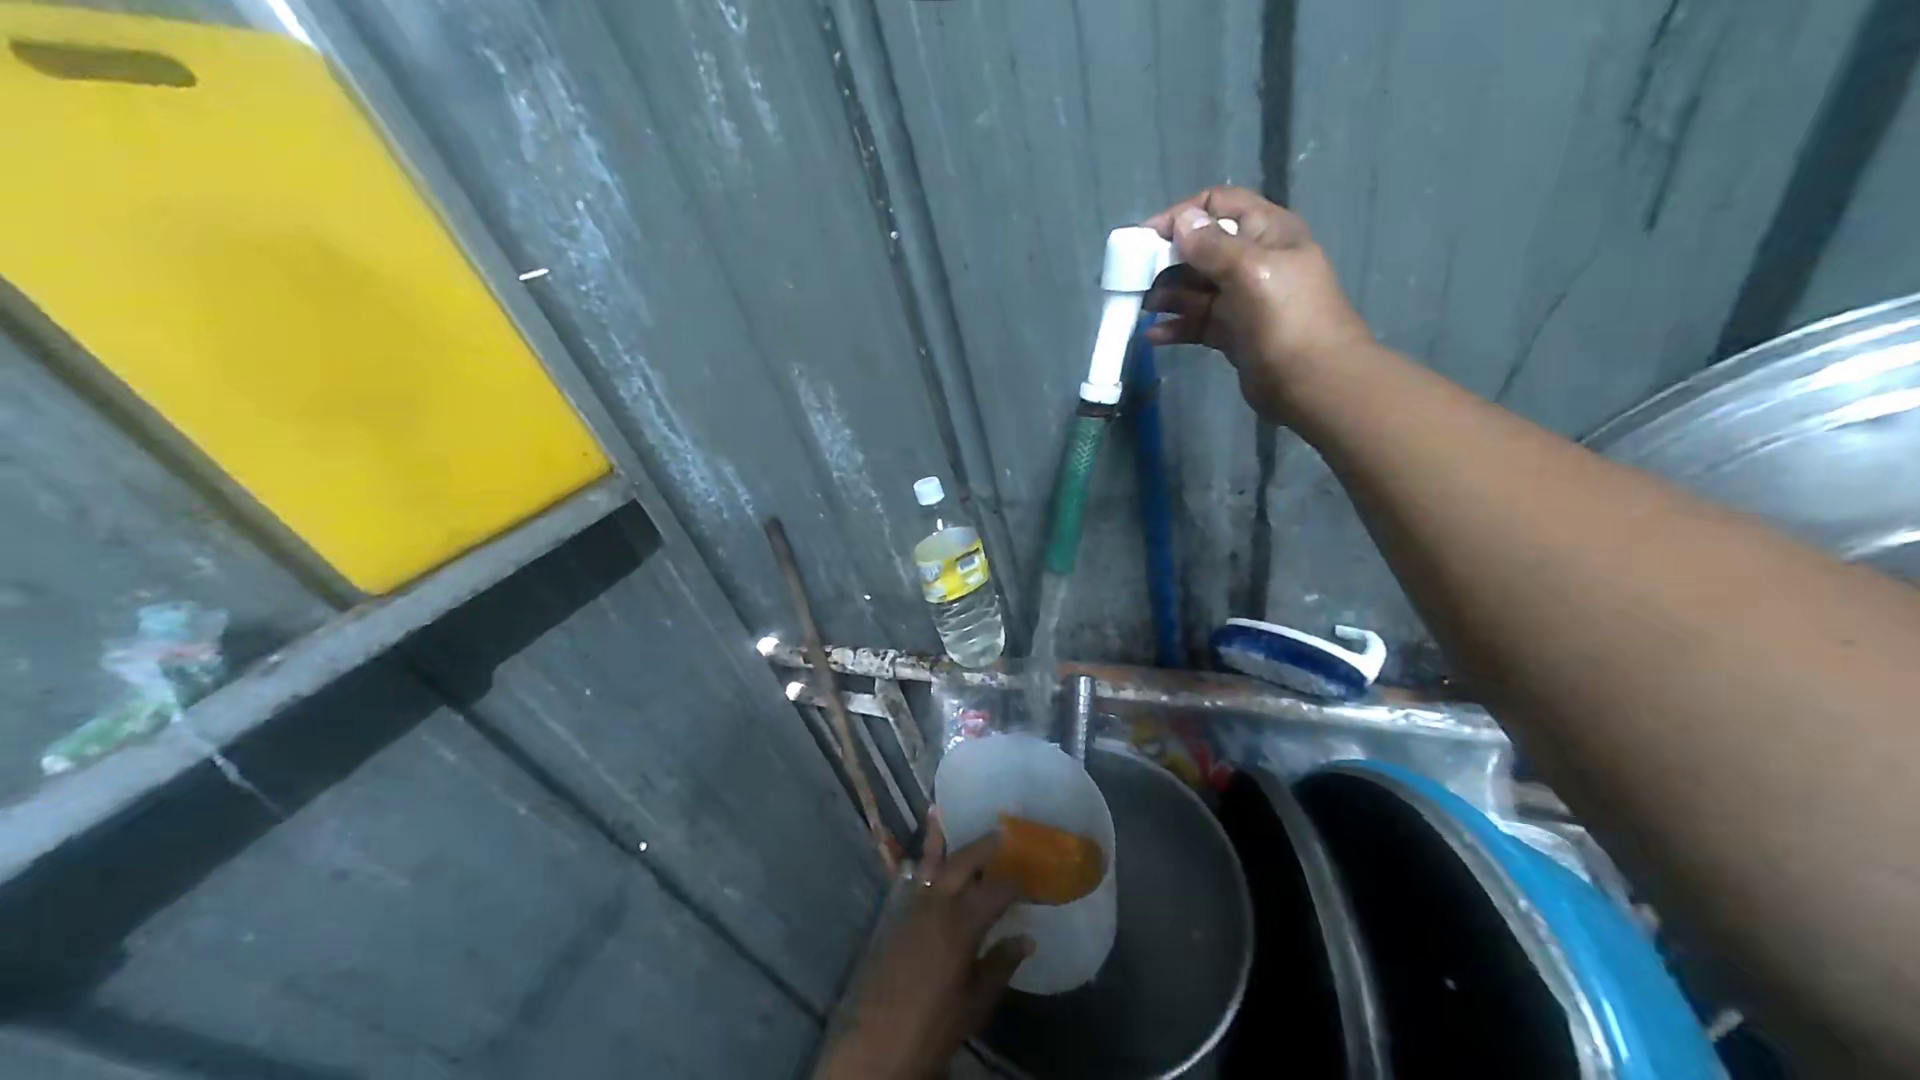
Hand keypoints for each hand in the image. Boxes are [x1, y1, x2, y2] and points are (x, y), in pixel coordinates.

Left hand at [813, 813, 1030, 1079]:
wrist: (876, 1045)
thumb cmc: (934, 1026)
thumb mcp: (975, 1001)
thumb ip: (1000, 964)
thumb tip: (1026, 939)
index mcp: (961, 923)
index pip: (996, 890)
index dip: (1016, 882)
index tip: (1031, 879)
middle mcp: (936, 904)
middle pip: (962, 863)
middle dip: (983, 846)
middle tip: (1001, 834)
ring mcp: (911, 908)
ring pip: (928, 863)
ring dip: (938, 839)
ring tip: (939, 812)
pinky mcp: (894, 917)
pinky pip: (911, 879)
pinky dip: (919, 863)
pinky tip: (922, 858)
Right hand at [1142, 186, 1373, 420]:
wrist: (1314, 382)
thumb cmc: (1287, 318)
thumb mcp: (1251, 270)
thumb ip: (1213, 245)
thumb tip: (1182, 220)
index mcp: (1266, 232)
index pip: (1218, 204)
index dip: (1182, 215)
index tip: (1145, 238)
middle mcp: (1253, 260)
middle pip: (1200, 248)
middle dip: (1166, 260)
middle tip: (1134, 279)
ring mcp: (1242, 299)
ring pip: (1194, 288)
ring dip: (1166, 295)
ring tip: (1142, 308)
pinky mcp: (1233, 332)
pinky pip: (1196, 322)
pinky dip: (1174, 327)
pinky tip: (1153, 336)